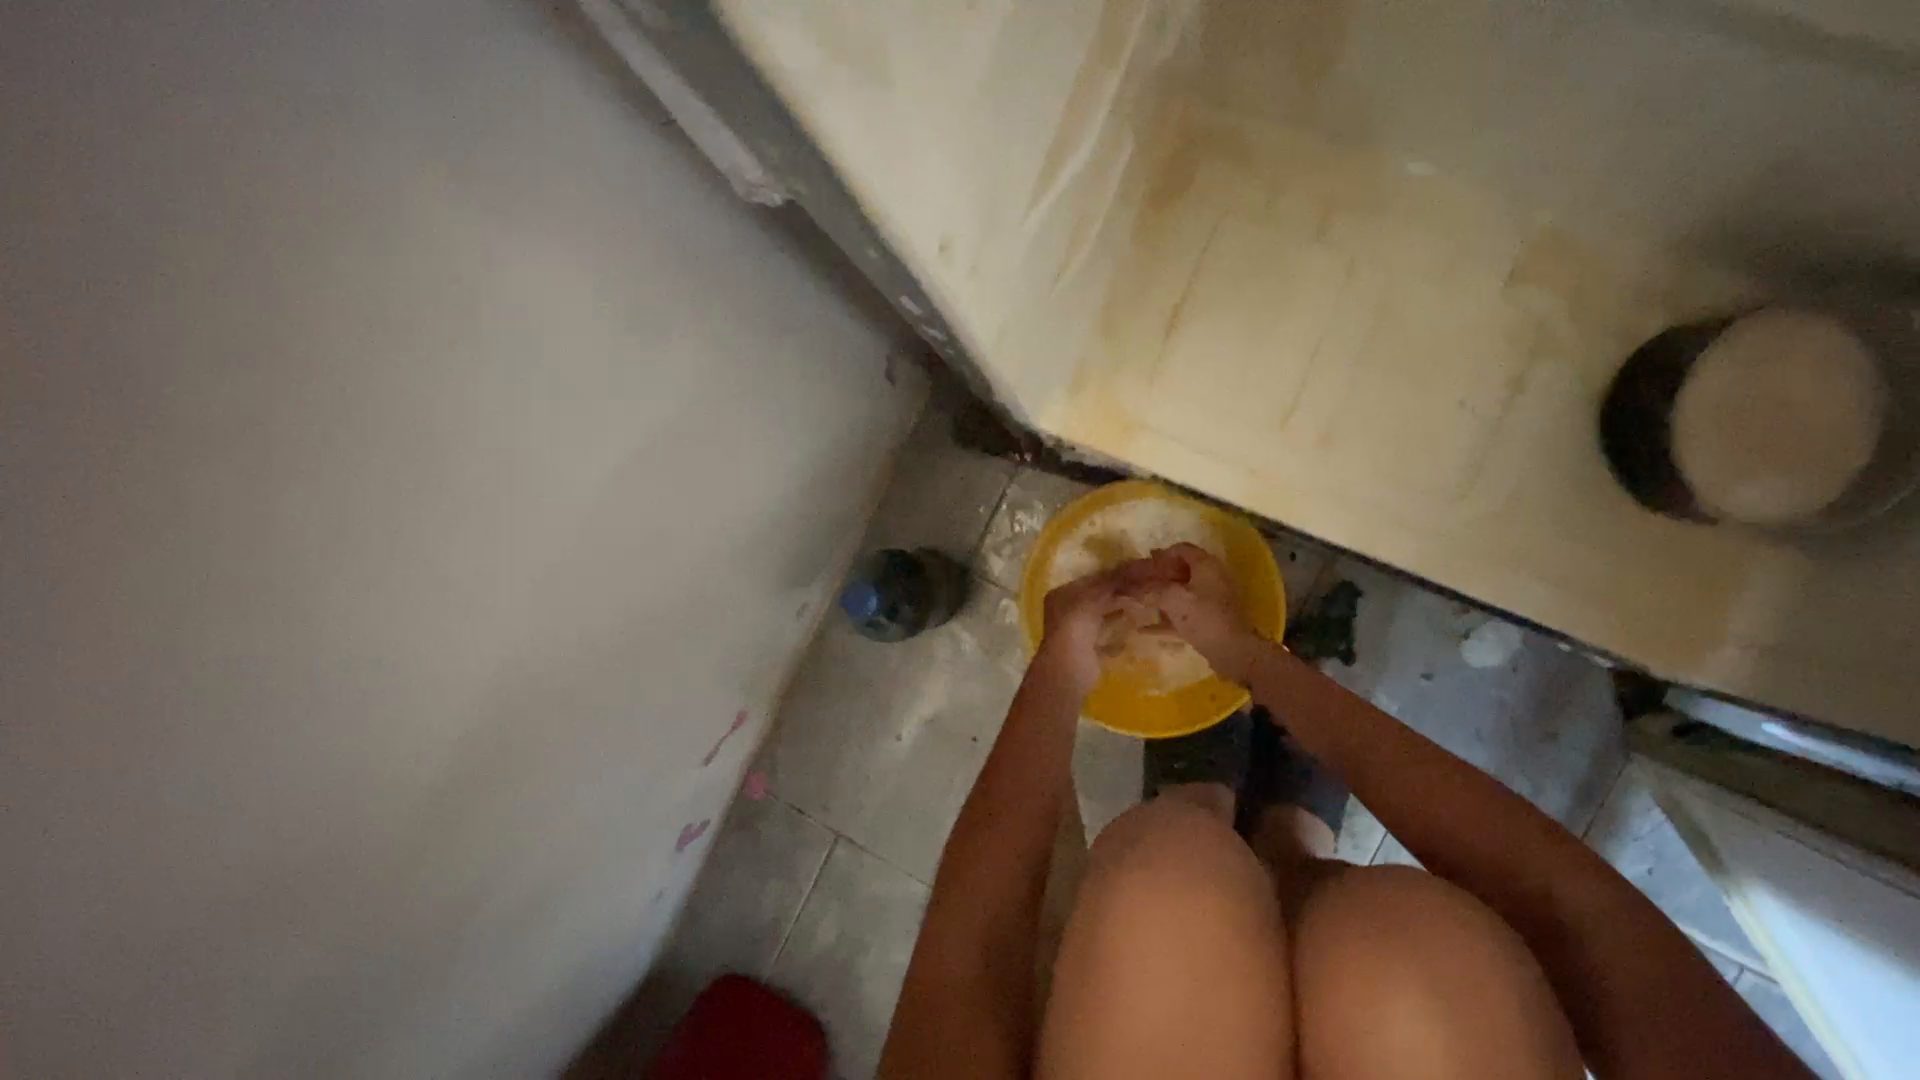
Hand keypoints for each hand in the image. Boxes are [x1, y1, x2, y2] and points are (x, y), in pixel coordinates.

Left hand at [1035, 559, 1172, 695]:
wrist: (1069, 669)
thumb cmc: (1076, 627)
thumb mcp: (1092, 598)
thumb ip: (1110, 584)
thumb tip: (1130, 570)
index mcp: (1061, 596)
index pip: (1089, 581)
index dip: (1110, 576)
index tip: (1134, 572)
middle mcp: (1066, 612)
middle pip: (1095, 598)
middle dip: (1116, 594)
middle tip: (1142, 587)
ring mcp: (1076, 633)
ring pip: (1101, 616)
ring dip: (1119, 611)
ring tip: (1142, 604)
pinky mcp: (1088, 651)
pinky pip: (1106, 637)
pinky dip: (1119, 632)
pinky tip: (1135, 627)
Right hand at [1127, 543, 1261, 682]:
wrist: (1233, 652)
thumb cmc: (1204, 618)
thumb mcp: (1173, 599)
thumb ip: (1149, 590)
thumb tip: (1128, 588)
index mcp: (1205, 565)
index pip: (1180, 549)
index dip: (1160, 555)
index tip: (1142, 565)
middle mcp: (1210, 578)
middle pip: (1179, 571)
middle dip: (1156, 577)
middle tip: (1136, 584)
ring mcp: (1210, 600)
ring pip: (1180, 593)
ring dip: (1159, 597)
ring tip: (1138, 603)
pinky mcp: (1208, 620)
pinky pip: (1182, 615)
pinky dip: (1165, 619)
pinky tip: (1144, 629)